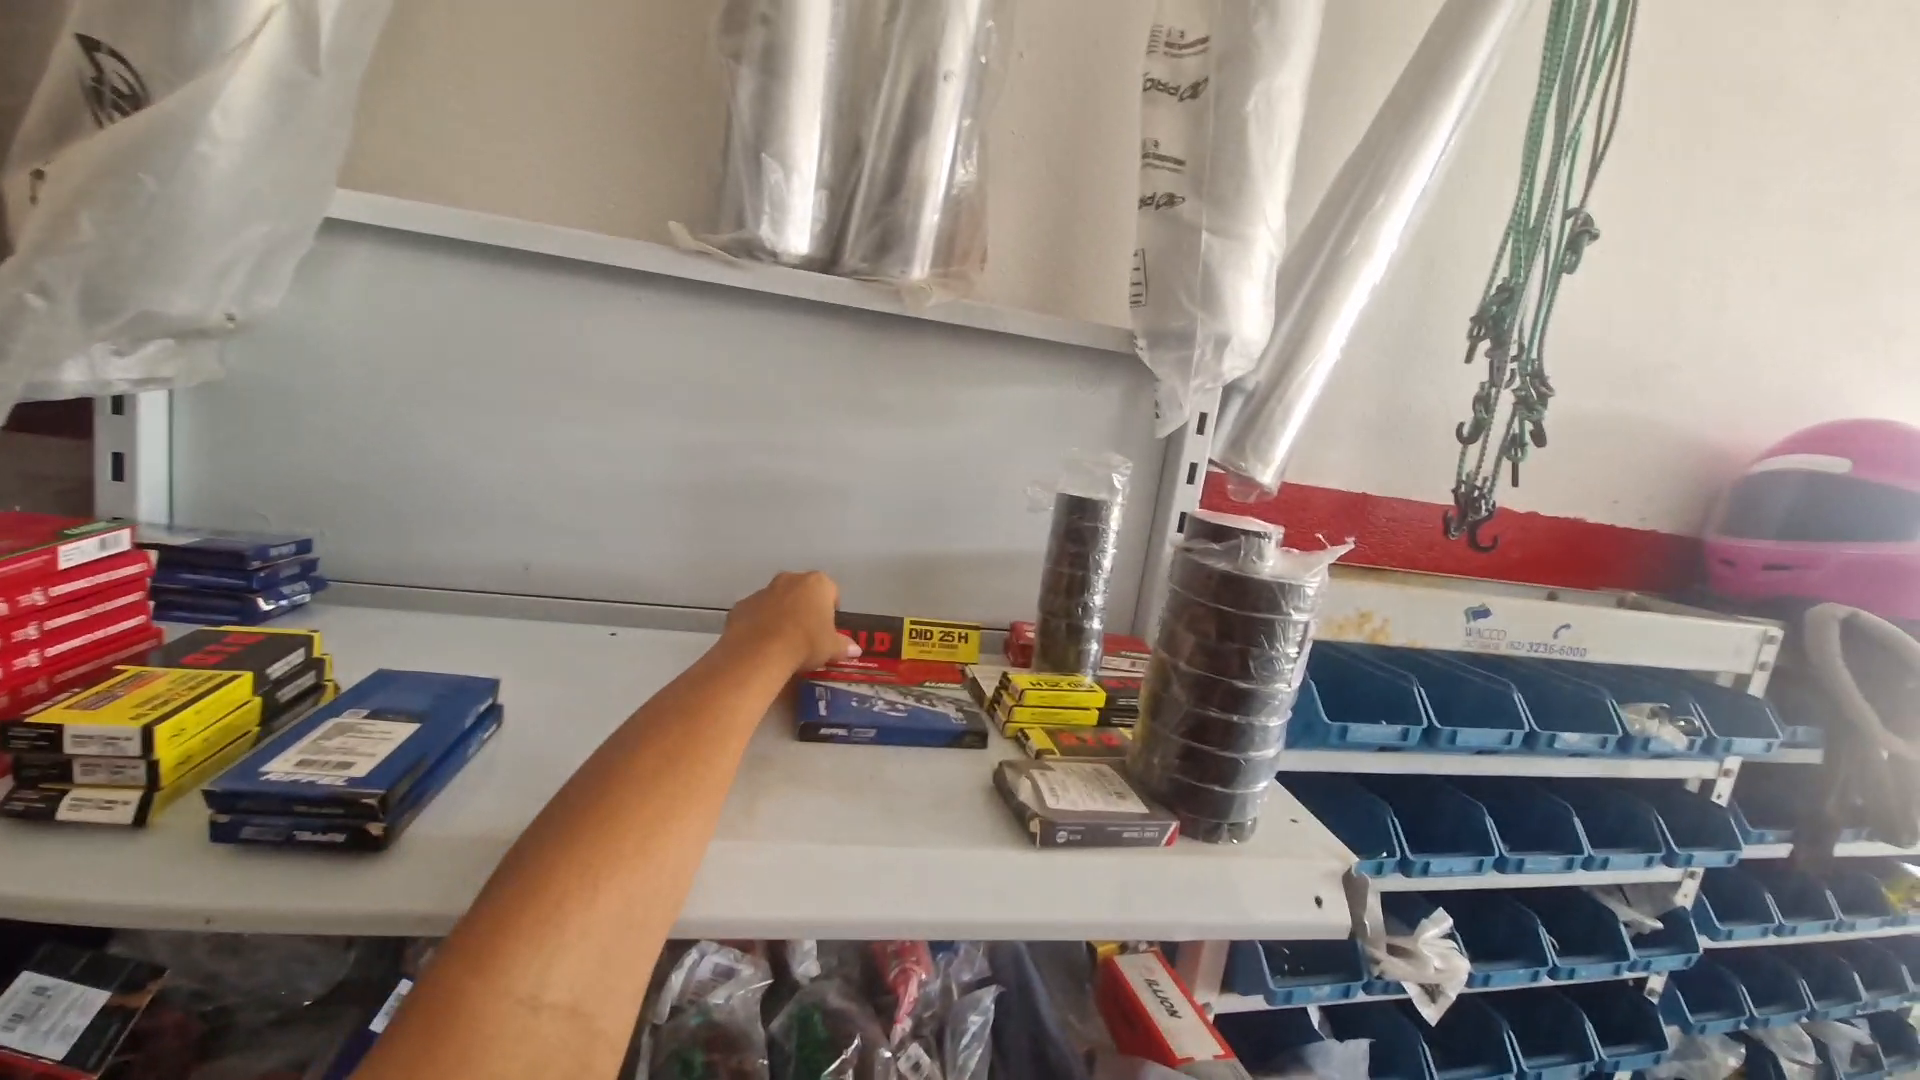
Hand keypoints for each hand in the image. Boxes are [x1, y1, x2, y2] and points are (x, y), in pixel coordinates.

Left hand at [724, 571, 859, 672]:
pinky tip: (762, 643)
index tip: (828, 628)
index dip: (831, 609)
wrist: (760, 652)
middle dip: (805, 607)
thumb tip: (856, 650)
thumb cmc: (805, 643)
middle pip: (802, 591)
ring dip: (781, 614)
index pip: (831, 591)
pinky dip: (760, 623)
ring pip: (778, 599)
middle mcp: (790, 579)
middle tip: (807, 633)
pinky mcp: (742, 605)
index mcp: (817, 584)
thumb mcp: (831, 648)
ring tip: (783, 641)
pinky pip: (756, 612)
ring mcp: (763, 590)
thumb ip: (844, 646)